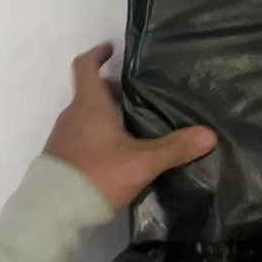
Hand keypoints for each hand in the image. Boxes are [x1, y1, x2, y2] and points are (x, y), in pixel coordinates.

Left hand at [45, 43, 217, 213]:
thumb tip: (209, 135)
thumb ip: (174, 148)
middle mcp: (72, 114)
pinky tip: (115, 154)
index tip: (111, 49)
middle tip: (137, 96)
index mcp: (89, 105)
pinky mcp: (60, 158)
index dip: (97, 54)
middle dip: (112, 90)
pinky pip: (80, 135)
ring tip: (131, 127)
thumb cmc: (97, 175)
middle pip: (90, 91)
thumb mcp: (141, 163)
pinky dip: (96, 134)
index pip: (85, 66)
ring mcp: (63, 136)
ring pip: (85, 115)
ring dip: (105, 115)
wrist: (53, 212)